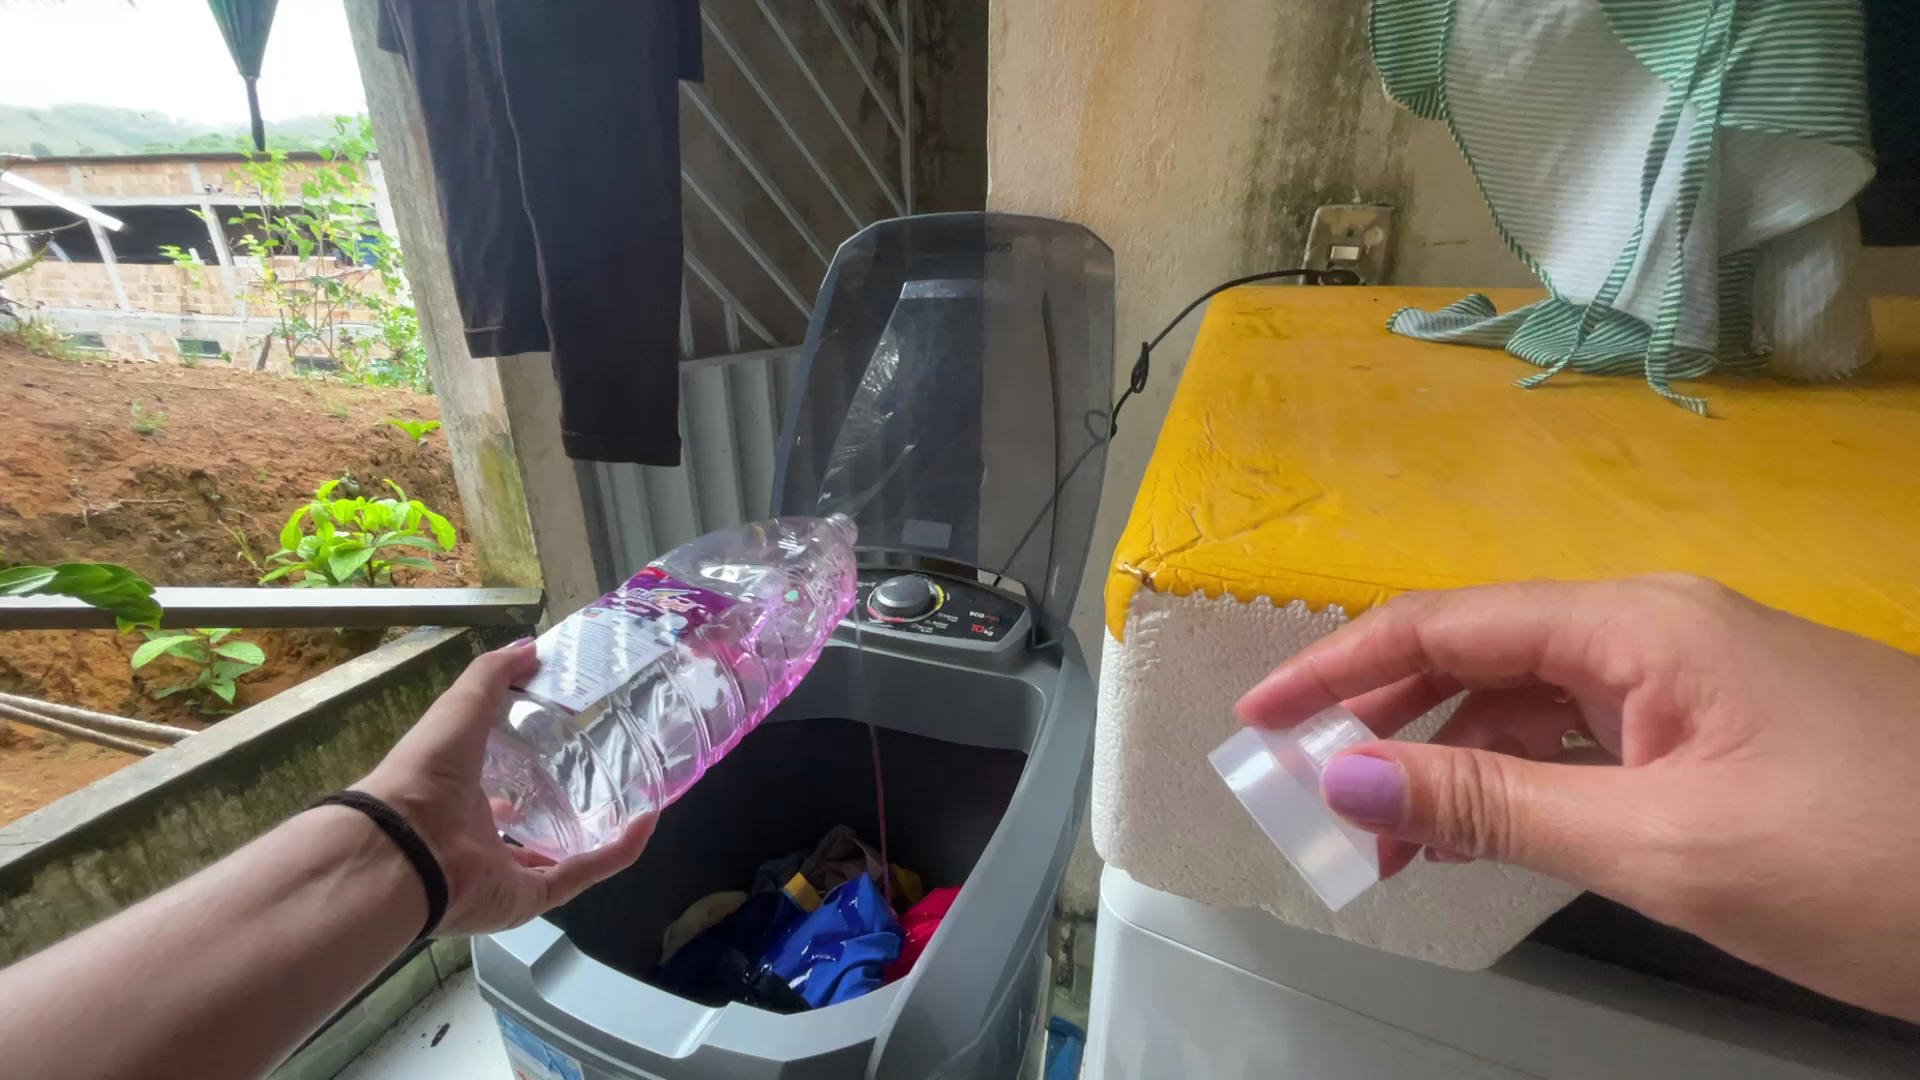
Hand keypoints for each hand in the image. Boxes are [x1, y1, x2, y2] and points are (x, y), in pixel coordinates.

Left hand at [354, 640, 653, 935]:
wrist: (397, 848)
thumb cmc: (424, 775)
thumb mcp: (459, 710)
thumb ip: (491, 677)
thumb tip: (531, 647)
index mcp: (461, 805)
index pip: (500, 796)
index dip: (527, 779)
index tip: (561, 757)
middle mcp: (481, 844)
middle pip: (530, 832)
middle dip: (565, 812)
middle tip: (608, 784)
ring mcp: (504, 876)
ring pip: (561, 860)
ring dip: (600, 837)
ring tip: (637, 808)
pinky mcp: (527, 898)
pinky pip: (580, 876)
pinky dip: (616, 854)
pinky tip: (644, 826)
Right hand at [1235, 574, 1919, 1022]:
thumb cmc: (1895, 869)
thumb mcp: (1664, 846)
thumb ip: (1487, 805)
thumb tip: (1341, 783)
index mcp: (1627, 624)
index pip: (1434, 628)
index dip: (1331, 669)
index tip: (1258, 715)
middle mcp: (1636, 628)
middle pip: (1464, 658)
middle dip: (1377, 721)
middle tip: (1307, 783)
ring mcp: (1671, 675)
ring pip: (1512, 703)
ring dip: (1438, 762)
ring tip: (1384, 837)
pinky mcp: (1699, 724)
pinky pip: (1565, 736)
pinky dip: (1504, 781)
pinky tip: (1473, 827)